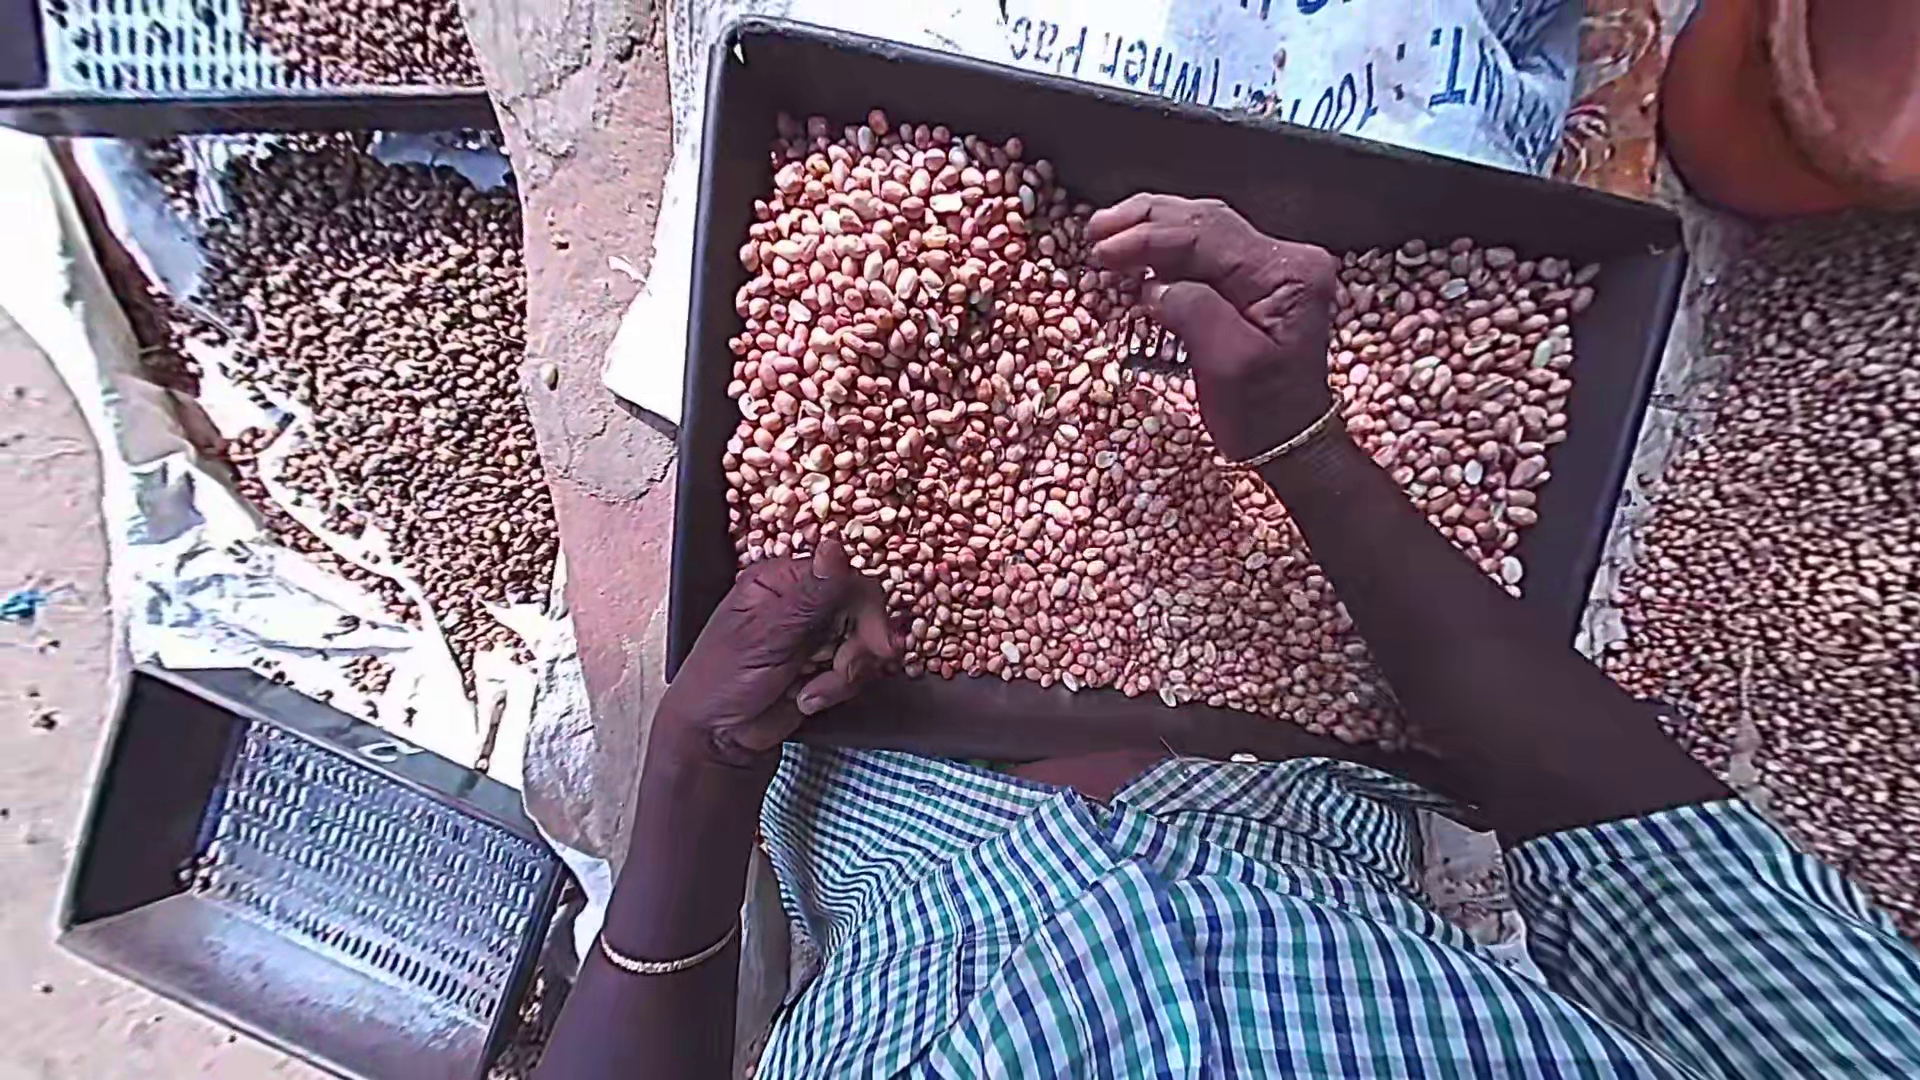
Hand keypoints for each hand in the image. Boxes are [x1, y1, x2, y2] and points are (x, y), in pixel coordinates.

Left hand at [656, 540, 898, 769]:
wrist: (716, 740)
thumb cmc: (722, 681)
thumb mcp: (766, 637)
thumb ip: (809, 597)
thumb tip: (835, 547)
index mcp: (783, 581)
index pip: (845, 577)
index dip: (867, 609)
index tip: (878, 643)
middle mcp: (806, 600)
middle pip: (864, 610)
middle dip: (858, 648)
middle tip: (842, 671)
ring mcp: (818, 633)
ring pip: (865, 642)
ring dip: (844, 675)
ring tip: (808, 693)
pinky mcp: (827, 664)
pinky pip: (858, 669)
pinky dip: (838, 689)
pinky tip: (807, 699)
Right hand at [1088, 194, 1338, 461]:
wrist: (1288, 440)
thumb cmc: (1261, 412)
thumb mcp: (1229, 365)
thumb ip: (1195, 313)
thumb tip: (1153, 286)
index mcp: (1284, 274)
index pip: (1206, 237)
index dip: (1147, 238)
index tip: (1102, 250)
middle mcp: (1283, 260)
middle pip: (1205, 220)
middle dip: (1146, 220)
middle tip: (1096, 229)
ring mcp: (1269, 271)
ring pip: (1203, 231)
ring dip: (1152, 228)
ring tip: (1108, 233)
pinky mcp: (1252, 287)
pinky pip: (1204, 256)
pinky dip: (1165, 252)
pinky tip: (1138, 255)